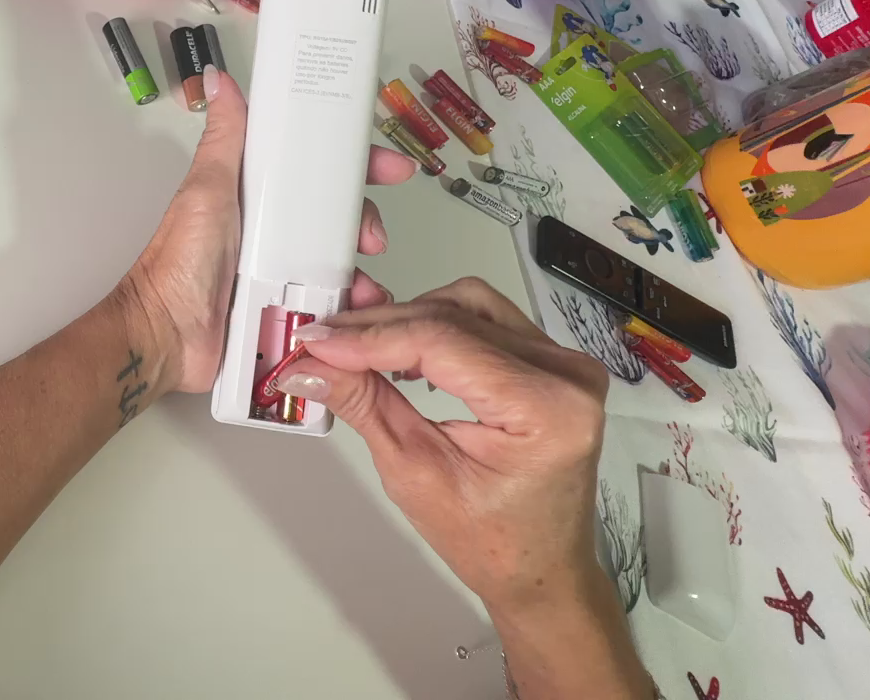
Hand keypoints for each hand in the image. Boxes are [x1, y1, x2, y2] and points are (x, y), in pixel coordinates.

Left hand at [115, 64, 418, 396]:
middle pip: (334, 213)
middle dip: (365, 220)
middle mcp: (269, 229)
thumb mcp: (207, 191)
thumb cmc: (178, 264)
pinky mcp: (285, 307)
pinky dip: (350, 304)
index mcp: (253, 195)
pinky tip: (356, 309)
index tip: (386, 164)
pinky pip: (331, 301)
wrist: (167, 339)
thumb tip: (219, 82)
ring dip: (361, 268)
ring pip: (339, 258)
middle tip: (375, 235)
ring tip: (363, 284)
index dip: (351, 161)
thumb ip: (224, 139)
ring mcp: (278, 269)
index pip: (311, 166)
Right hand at [275, 278, 609, 610]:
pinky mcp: (544, 358)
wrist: (538, 566)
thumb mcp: (410, 469)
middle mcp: (563, 373)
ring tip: (355, 343)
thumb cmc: (487, 537)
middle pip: (448, 316)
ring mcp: (559, 360)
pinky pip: (478, 314)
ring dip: (403, 317)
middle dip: (373, 326)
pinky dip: (429, 321)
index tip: (313, 344)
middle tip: (318, 341)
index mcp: (546, 409)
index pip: (439, 342)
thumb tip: (306, 365)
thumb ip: (361, 402)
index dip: (367, 337)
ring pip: (461, 302)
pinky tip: (399, 347)